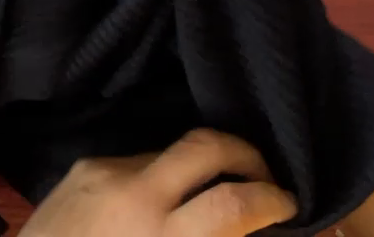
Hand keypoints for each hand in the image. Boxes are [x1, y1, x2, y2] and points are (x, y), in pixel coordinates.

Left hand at [25, 129, 298, 236]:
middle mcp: (133, 191)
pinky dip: (160, 177)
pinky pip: (137, 161)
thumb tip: (242, 227)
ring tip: (215, 190)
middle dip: (245, 153)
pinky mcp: (85, 163)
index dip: (270, 200)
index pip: (229, 204)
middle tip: (266, 174)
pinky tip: (161, 202)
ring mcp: (106, 169)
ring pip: (170, 150)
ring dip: (200, 167)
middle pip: (204, 145)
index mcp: (157, 235)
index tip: (288, 204)